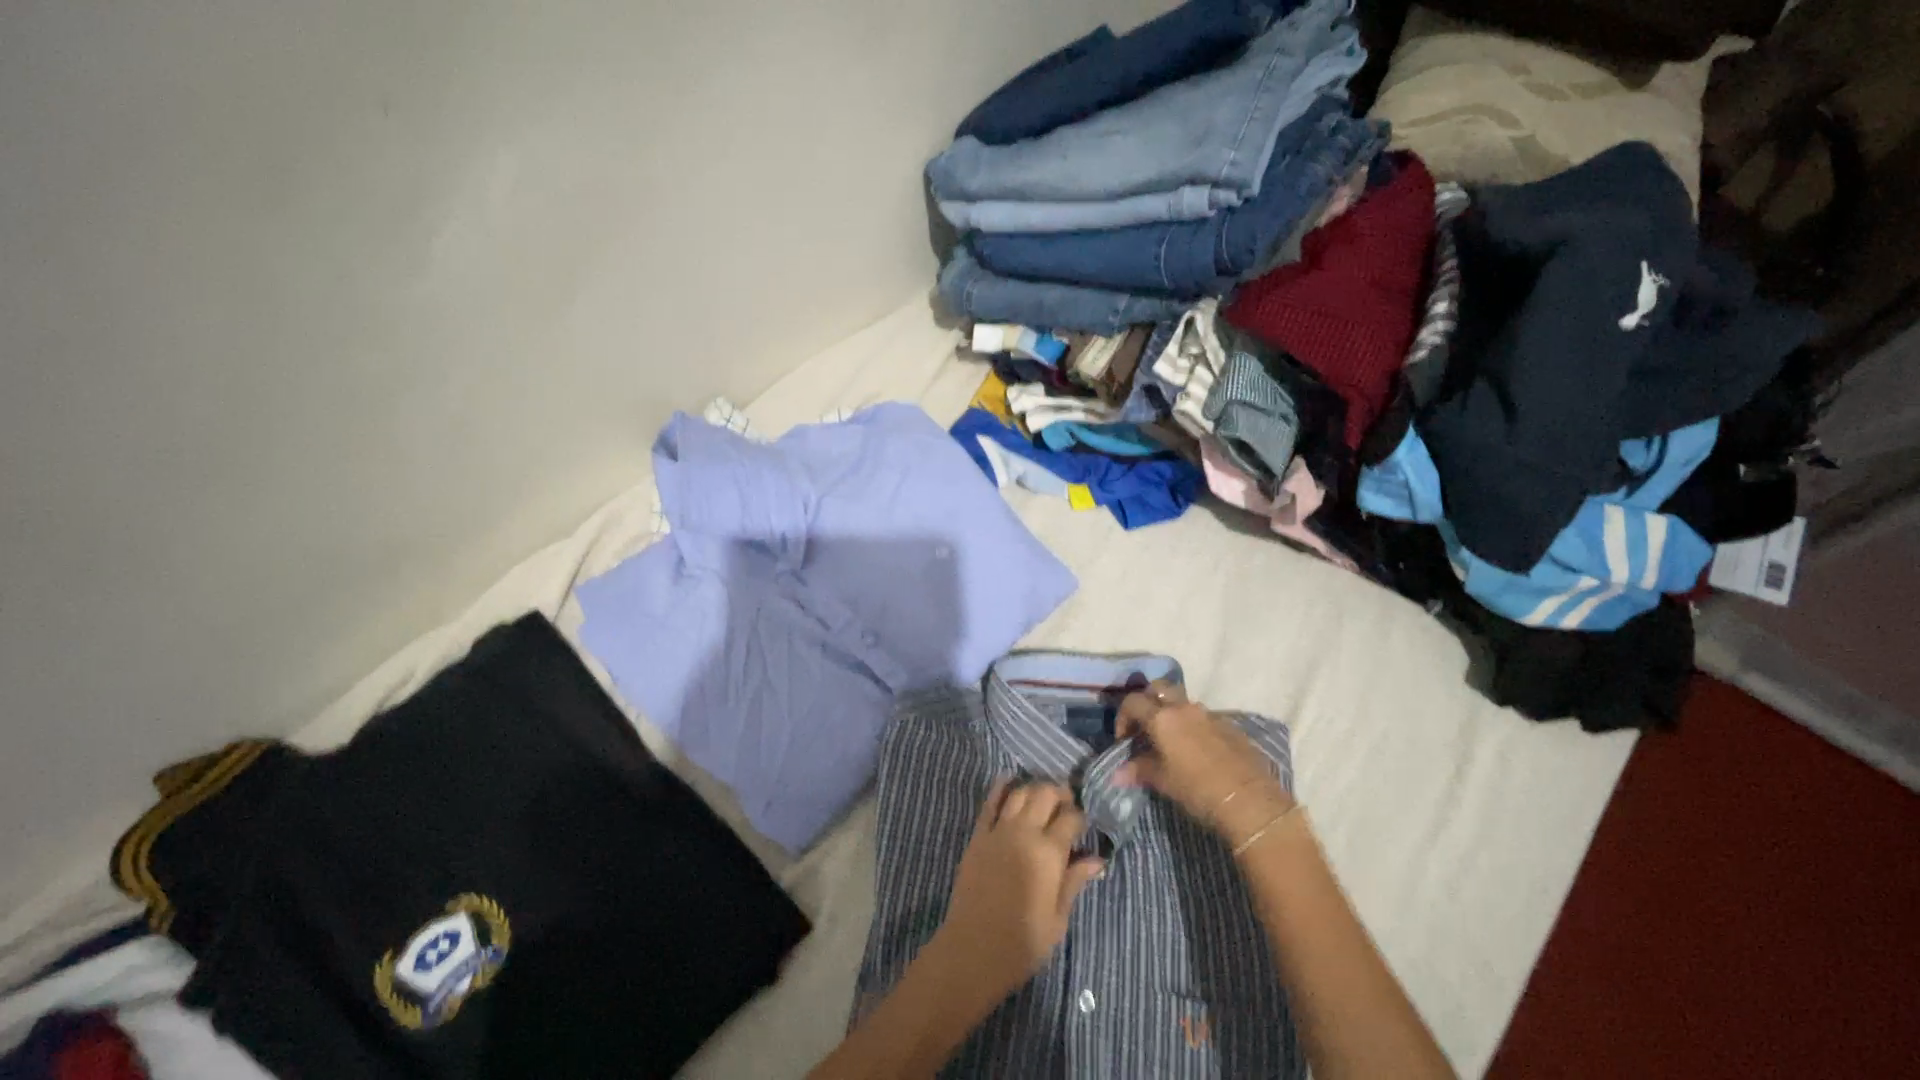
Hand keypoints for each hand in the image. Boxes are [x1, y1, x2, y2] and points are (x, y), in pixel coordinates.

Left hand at [932, 778, 1104, 999]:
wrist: (973, 950)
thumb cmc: (1022, 942)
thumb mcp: (1058, 918)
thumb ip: (1074, 882)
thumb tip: (1097, 859)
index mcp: (1048, 854)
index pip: (1071, 818)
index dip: (1082, 818)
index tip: (1085, 827)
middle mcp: (1023, 833)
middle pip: (1045, 794)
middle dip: (1060, 794)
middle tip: (1067, 805)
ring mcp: (997, 832)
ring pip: (1019, 793)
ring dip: (1034, 788)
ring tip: (1044, 798)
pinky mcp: (977, 837)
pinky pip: (989, 803)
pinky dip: (1001, 788)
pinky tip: (1009, 782)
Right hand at [1116, 682, 1294, 843]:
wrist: (1249, 800)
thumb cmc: (1197, 789)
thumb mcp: (1163, 781)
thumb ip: (1139, 770)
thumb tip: (1117, 774)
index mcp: (1163, 718)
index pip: (1133, 702)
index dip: (1123, 717)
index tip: (1124, 740)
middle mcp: (1185, 709)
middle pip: (1158, 688)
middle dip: (1147, 702)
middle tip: (1145, 728)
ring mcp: (1210, 715)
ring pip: (1183, 702)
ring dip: (1171, 714)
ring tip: (1171, 742)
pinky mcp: (1230, 726)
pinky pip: (1204, 718)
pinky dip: (1193, 726)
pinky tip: (1197, 751)